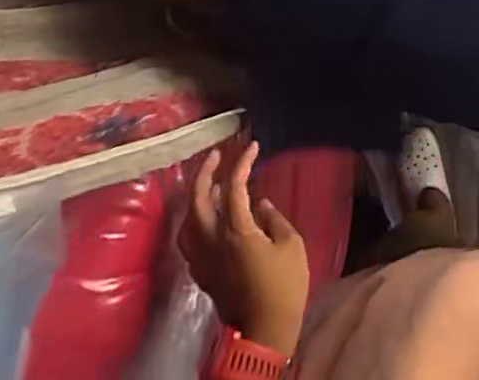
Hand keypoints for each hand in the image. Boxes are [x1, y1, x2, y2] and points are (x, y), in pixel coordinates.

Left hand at [177, 142, 310, 355]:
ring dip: (195, 196)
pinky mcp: (201, 274)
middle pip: (198, 198)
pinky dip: (193, 221)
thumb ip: (274, 219)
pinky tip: (205, 219)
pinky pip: (188, 240)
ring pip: (187, 219)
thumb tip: (260, 205)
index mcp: (236, 230)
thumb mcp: (291, 246)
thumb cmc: (284, 287)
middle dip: (205, 171)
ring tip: (210, 185)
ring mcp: (203, 258)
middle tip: (217, 155)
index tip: (253, 146)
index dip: (242, 162)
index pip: (233, 186)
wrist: (264, 333)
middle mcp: (212, 240)